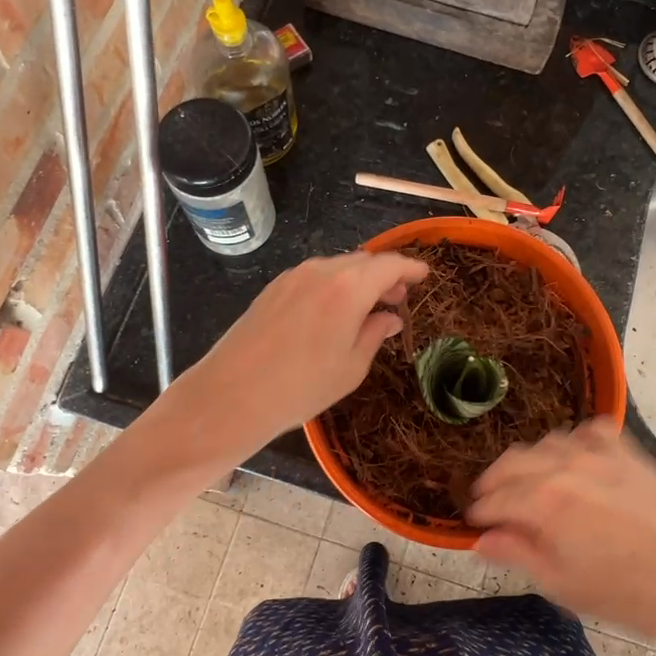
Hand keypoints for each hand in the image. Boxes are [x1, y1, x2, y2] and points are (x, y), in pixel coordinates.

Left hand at [170, 251, 427, 454]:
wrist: (231, 394)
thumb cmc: (300, 387)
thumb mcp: (351, 367)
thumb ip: (374, 334)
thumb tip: (389, 317)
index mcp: (348, 287)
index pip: (389, 264)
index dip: (410, 268)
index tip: (424, 276)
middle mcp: (321, 270)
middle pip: (363, 261)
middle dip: (384, 276)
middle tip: (397, 300)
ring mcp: (293, 276)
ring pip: (337, 267)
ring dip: (358, 280)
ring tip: (367, 308)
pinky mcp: (273, 287)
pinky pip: (314, 277)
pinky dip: (333, 285)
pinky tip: (334, 312)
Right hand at [468, 419, 655, 655]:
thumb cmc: (640, 597)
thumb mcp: (570, 588)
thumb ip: (521, 555)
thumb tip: (483, 539)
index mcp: (545, 499)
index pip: (494, 498)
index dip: (478, 513)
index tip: (472, 526)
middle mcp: (565, 464)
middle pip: (513, 462)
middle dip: (496, 484)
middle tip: (493, 510)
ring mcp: (600, 452)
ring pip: (546, 444)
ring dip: (529, 465)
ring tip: (530, 492)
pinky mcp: (630, 451)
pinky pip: (585, 435)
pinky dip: (569, 447)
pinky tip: (575, 467)